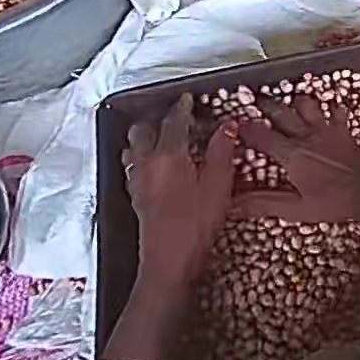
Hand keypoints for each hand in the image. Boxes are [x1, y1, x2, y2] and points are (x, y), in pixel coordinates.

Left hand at [124, 95, 236, 286]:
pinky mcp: (134, 195)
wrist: (169, 260)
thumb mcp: (219, 184)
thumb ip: (222, 151)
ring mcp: (136, 179)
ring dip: (148, 137)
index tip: (188, 99)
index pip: (173, 121)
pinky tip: (157, 164)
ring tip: (166, 137)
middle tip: (179, 117)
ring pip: (134, 146)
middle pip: (144, 129)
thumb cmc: (195, 224)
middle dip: (160, 119)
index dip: (182, 108)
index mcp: (168, 155)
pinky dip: (143, 155)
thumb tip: (227, 127)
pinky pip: (133, 164)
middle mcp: (146, 163)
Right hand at [235, 95, 359, 223]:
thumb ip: (264, 204)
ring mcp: (327, 130)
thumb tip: (233, 205)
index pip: (261, 135)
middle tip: (253, 100)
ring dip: (295, 101)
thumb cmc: (334, 201)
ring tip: (286, 100)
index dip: (244, 129)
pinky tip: (326, 107)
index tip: (232, 124)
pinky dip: (328, 107)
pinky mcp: (343, 131)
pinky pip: (335, 111)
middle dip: (265, 105)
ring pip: (307, 105)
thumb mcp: (296, 208)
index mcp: (292, 154)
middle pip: (281, 113)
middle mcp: (307, 136)